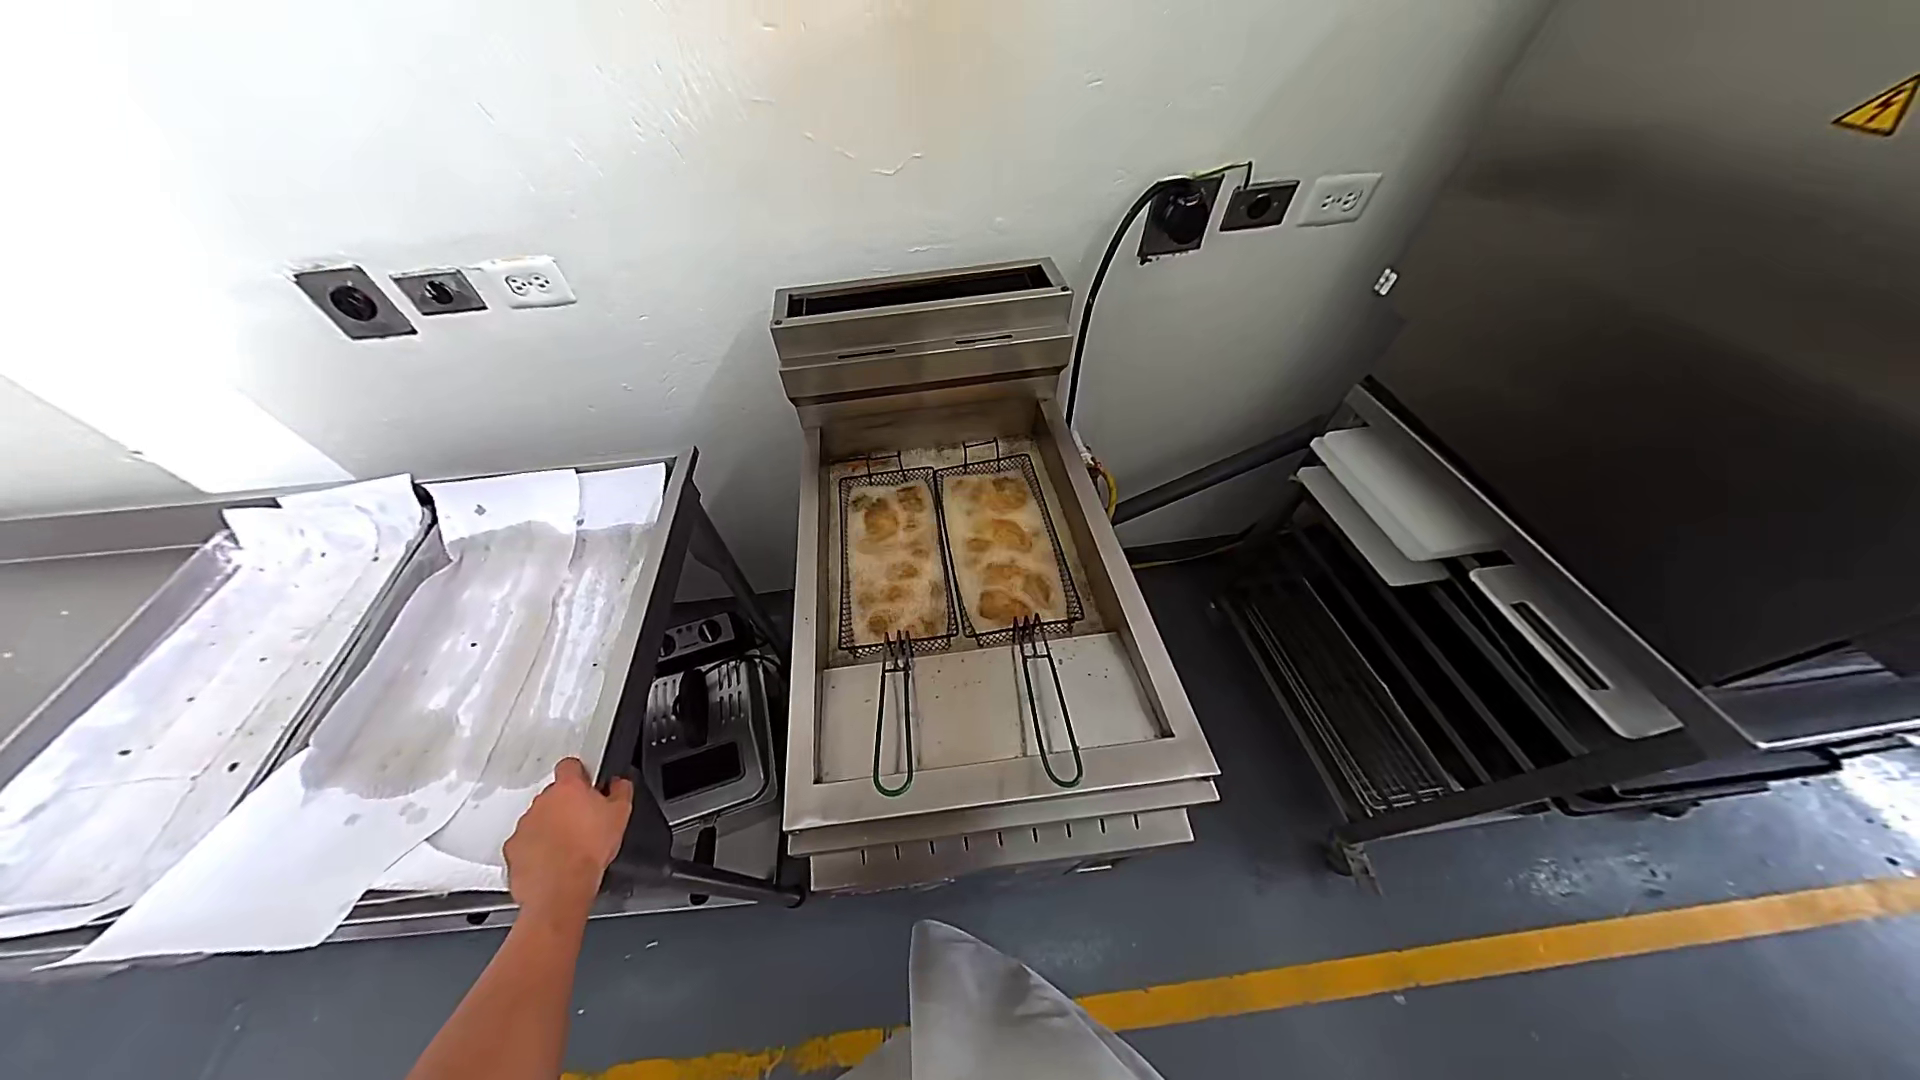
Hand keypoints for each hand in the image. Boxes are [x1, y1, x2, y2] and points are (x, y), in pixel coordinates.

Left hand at [504, 758, 632, 918]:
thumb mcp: (621, 813)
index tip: (587, 781)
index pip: (570, 765)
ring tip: (569, 843)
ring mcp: (525, 825)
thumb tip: (619, 783)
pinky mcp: (513, 848)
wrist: (561, 887)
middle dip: (567, 803)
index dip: (580, 772)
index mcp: (569, 788)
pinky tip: (553, 858)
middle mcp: (543, 802)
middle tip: (583, 819)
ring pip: (539, 817)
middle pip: (555, 793)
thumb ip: (621, 790)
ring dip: (551, 825)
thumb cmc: (589, 851)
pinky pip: (525, 841)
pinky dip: (536, 847)